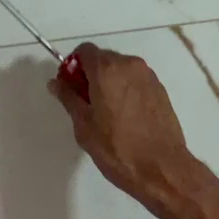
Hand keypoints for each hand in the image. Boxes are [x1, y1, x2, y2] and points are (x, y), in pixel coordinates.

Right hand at [50, 43, 201, 205]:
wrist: (163, 168)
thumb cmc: (118, 149)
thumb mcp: (85, 127)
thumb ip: (69, 99)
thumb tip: (55, 82)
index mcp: (107, 69)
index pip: (84, 50)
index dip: (74, 66)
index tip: (71, 87)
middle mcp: (129, 64)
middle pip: (103, 58)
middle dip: (91, 75)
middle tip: (86, 104)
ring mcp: (147, 75)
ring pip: (121, 69)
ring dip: (110, 82)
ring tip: (108, 113)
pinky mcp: (160, 87)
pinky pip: (136, 79)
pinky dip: (126, 89)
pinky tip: (127, 116)